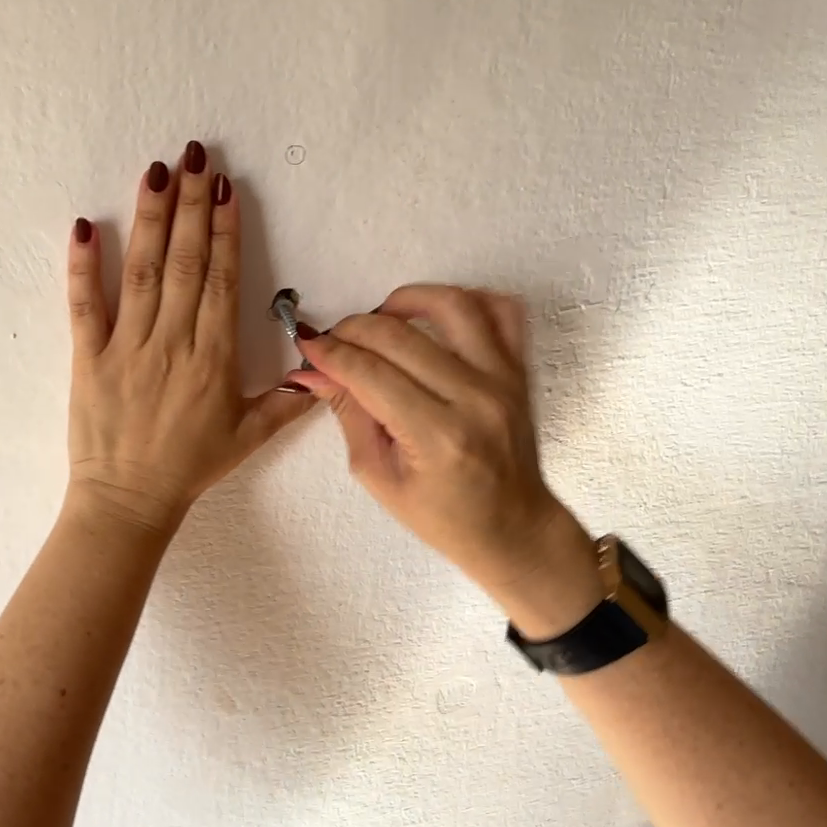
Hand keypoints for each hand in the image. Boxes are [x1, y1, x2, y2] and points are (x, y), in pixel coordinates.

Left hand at [64, 143, 313, 533]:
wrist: (128, 501)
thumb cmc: (190, 466)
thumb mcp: (249, 437)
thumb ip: (289, 401)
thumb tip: (324, 369)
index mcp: (212, 358)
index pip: (220, 281)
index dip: (224, 231)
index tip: (225, 187)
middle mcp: (171, 343)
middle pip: (184, 263)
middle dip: (191, 205)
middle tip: (196, 155)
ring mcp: (127, 348)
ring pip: (141, 273)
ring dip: (149, 219)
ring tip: (156, 171)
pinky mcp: (88, 358)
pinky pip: (84, 306)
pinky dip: (83, 266)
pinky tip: (86, 225)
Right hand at [287, 285, 601, 634]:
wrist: (513, 528)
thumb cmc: (443, 515)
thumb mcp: (378, 474)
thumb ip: (348, 412)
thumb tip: (311, 369)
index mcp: (438, 437)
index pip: (369, 373)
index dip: (330, 353)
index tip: (307, 345)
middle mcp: (475, 400)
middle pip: (400, 336)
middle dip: (353, 329)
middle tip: (334, 340)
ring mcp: (503, 380)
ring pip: (452, 306)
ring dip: (406, 300)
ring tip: (382, 317)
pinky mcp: (519, 370)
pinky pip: (502, 310)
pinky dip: (467, 298)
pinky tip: (434, 314)